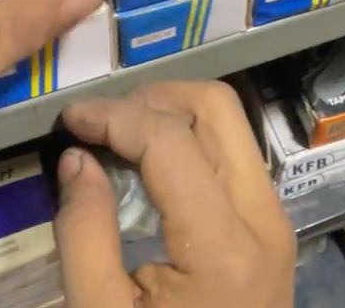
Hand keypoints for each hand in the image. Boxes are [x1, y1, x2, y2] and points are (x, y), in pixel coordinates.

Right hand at [53, 82, 295, 307]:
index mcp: (225, 248)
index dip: (114, 116)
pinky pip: (231, 154)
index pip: (169, 140)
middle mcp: (263, 218)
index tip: (70, 117)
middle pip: (217, 108)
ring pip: (228, 124)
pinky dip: (188, 139)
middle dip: (153, 97)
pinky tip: (148, 161)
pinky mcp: (269, 228)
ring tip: (119, 133)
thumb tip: (77, 156)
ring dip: (172, 113)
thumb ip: (85, 232)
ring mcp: (274, 220)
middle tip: (101, 120)